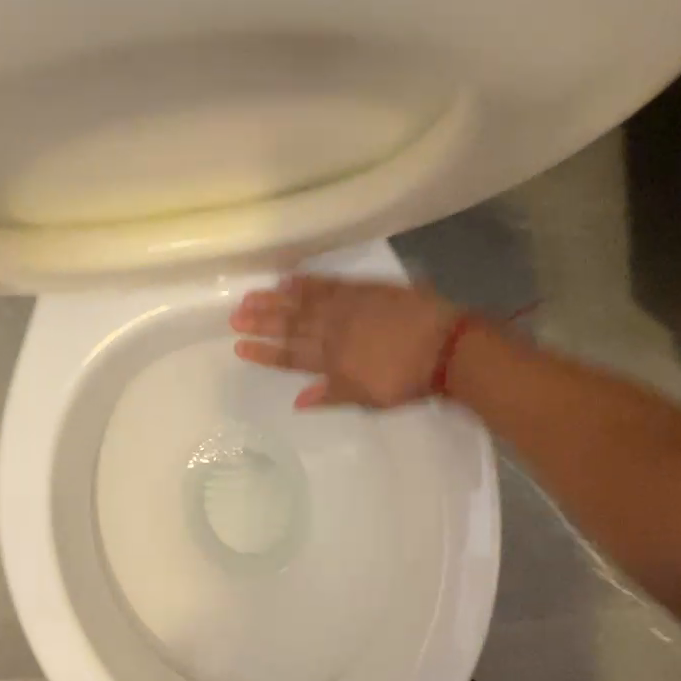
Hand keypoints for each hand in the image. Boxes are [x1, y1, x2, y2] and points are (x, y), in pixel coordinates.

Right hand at [229, 275, 460, 408]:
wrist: (446, 347)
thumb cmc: (409, 380)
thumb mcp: (369, 397)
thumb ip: (332, 395)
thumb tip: (298, 400)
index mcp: (333, 361)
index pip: (290, 356)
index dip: (264, 352)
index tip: (239, 347)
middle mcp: (333, 331)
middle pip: (290, 325)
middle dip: (261, 322)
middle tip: (234, 317)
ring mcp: (347, 307)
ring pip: (303, 302)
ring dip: (275, 300)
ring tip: (250, 296)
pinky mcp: (364, 289)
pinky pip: (328, 283)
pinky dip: (306, 282)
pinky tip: (288, 279)